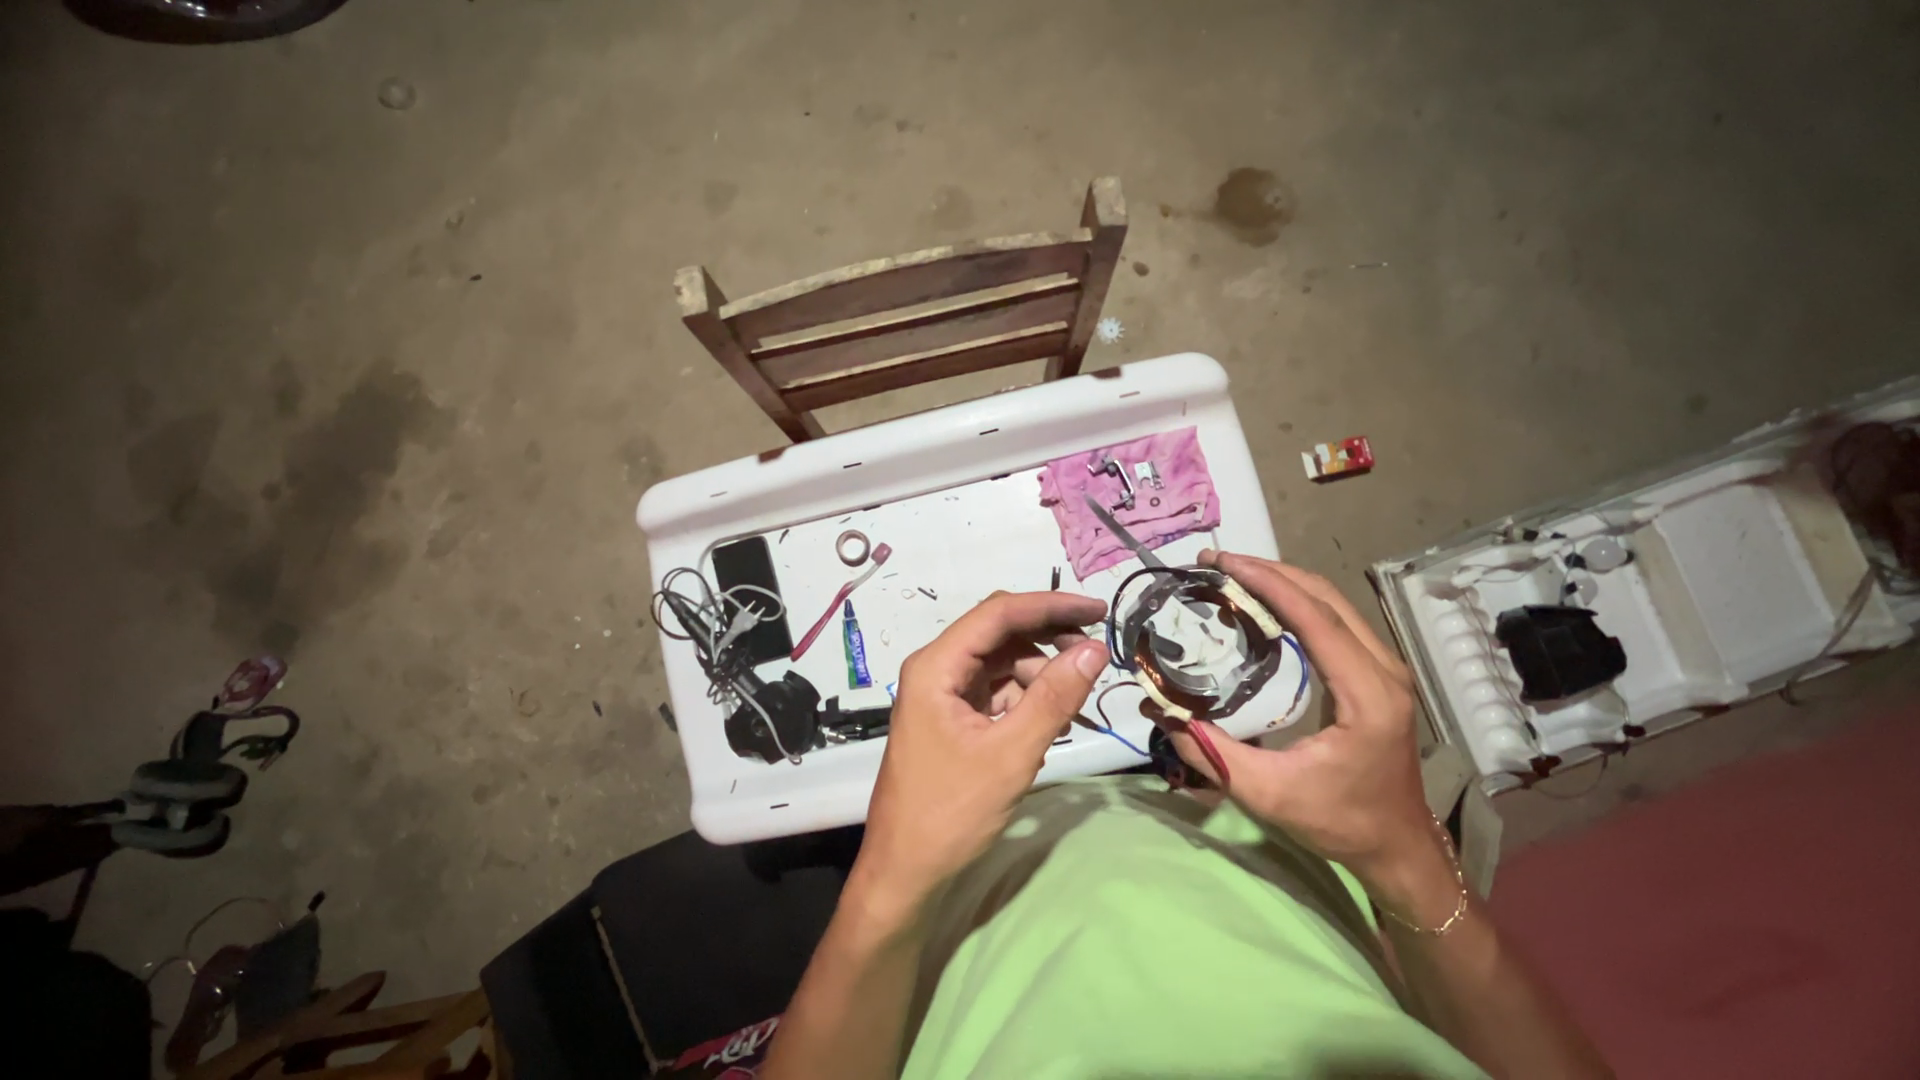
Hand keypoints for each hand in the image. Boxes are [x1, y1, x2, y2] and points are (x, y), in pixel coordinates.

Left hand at [851, 591, 1108, 919]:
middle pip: (999, 633)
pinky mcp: (953, 718)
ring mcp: (943, 694)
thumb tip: (1094, 649)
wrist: (905, 870)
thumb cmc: (950, 812)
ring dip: (1040, 672)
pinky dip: (1026, 697)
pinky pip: (996, 691)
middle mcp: (936, 669)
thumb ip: (1053, 698)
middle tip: (1095, 653)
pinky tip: (1051, 717)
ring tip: (1074, 699)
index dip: (1050, 605)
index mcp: (936, 667)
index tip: (1098, 609)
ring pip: (1001, 662)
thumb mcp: (1011, 754)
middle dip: (1048, 638)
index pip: (999, 614)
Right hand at [1153, 552, 1450, 913]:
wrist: (1396, 845)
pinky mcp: (1378, 674)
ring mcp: (1386, 669)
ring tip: (1232, 575)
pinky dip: (1297, 602)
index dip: (1267, 583)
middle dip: (1270, 572)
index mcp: (1366, 694)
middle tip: (1216, 564)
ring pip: (1334, 603)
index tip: (1222, 563)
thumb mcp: (1267, 793)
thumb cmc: (1338, 821)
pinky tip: (1263, 605)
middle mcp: (1384, 670)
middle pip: (1326, 597)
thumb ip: (1212, 755)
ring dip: (1284, 582)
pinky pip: (1336, 620)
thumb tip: (1162, 715)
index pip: (1315, 617)